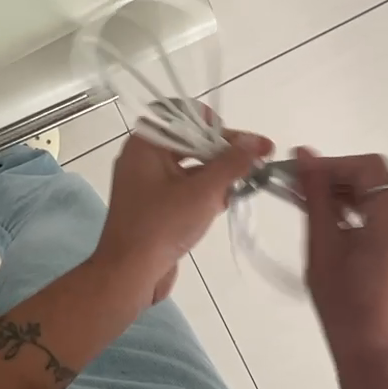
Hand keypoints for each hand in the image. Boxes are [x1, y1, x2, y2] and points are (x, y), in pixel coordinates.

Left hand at [94, 130, 272, 307]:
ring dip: (217, 172)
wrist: (130, 272)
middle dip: (222, 150)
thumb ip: (231, 163)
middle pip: (188, 140)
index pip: (183, 116)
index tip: (242, 140)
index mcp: (145, 144)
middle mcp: (142, 157)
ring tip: (248, 180)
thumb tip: (256, 141)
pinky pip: (183, 186)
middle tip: (257, 159)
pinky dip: (204, 190)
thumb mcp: (203, 191)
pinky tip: (228, 200)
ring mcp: (146, 182)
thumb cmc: (162, 224)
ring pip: (188, 165)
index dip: (215, 124)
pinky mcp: (153, 205)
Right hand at [296, 149, 387, 374]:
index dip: (333, 165)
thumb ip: (315, 196)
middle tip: (300, 190)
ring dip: (349, 196)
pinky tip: (339, 227)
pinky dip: (365, 213)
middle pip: (377, 181)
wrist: (376, 356)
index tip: (301, 174)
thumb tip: (304, 154)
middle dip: (337, 180)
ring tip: (314, 209)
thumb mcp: (322, 248)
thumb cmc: (343, 307)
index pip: (369, 169)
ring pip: (383, 197)